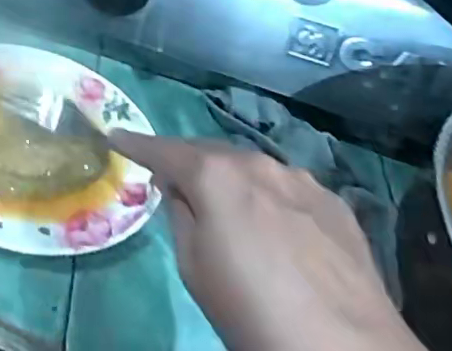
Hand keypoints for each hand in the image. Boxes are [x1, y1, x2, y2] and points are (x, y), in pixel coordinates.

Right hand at [109, 131, 423, 350]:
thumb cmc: (254, 314)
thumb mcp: (193, 268)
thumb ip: (180, 214)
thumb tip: (181, 190)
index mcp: (213, 173)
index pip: (162, 150)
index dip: (135, 144)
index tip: (116, 137)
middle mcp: (255, 162)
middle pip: (207, 153)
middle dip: (188, 164)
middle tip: (173, 184)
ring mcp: (300, 180)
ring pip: (250, 168)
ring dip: (232, 180)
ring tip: (228, 209)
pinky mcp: (335, 204)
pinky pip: (287, 190)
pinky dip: (270, 198)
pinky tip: (276, 229)